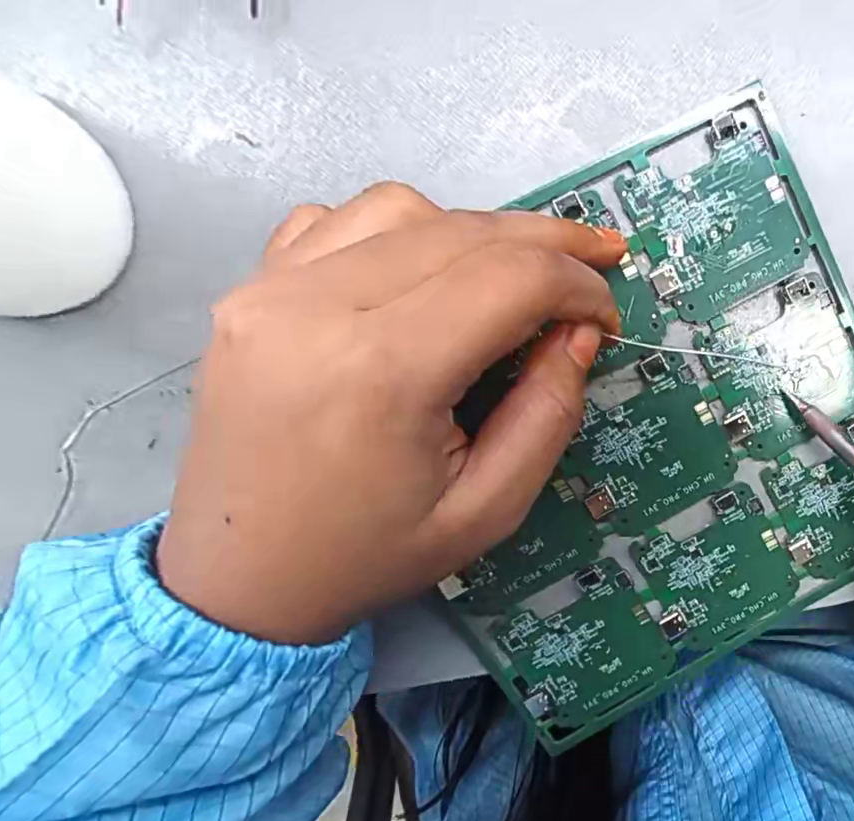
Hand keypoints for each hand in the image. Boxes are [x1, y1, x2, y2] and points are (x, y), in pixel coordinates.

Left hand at [157, 182, 625, 643]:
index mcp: (385, 373)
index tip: (606, 316)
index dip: (577, 284)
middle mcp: (318, 306)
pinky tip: (427, 281)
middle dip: (547, 245)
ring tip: (511, 284)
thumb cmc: (374, 556)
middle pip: (463, 230)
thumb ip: (547, 415)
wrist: (246, 578)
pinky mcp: (251, 290)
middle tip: (595, 265)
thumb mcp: (489, 510)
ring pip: (404, 209)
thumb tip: (578, 332)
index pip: (510, 279)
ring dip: (477, 236)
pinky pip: (341, 223)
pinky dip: (405, 235)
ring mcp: (271, 288)